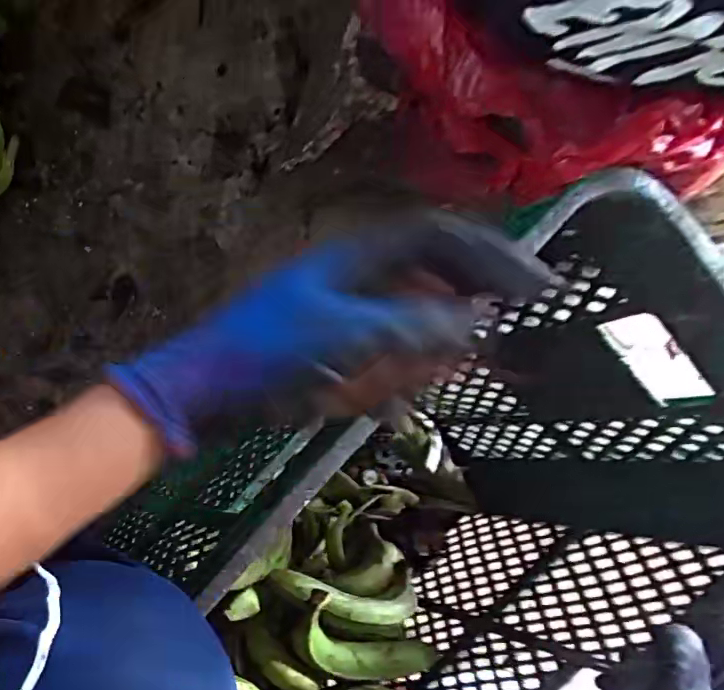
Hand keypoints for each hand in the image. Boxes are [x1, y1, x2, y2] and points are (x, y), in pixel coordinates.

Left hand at [105, 211, 553, 454]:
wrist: (187, 397)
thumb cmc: (256, 357)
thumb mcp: (341, 338)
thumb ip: (411, 328)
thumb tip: (477, 326)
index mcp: (349, 261)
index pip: (438, 240)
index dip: (490, 261)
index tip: (536, 293)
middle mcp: (339, 286)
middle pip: (418, 288)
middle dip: (449, 322)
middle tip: (484, 356)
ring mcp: (320, 326)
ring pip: (390, 336)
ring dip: (410, 365)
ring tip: (417, 393)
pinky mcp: (304, 363)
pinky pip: (357, 369)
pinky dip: (373, 389)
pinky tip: (380, 415)